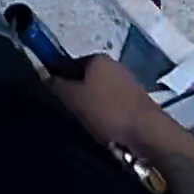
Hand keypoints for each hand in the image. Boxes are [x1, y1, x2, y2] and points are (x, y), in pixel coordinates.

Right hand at [47, 55, 188, 157]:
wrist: (150, 135)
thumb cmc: (108, 111)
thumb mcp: (73, 98)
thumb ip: (55, 85)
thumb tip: (43, 74)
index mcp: (96, 58)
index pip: (67, 64)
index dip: (56, 80)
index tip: (51, 99)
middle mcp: (112, 66)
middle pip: (83, 79)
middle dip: (74, 96)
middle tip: (68, 116)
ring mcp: (127, 84)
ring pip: (98, 95)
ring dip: (90, 109)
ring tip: (86, 128)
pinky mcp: (137, 103)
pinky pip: (112, 108)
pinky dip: (105, 118)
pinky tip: (103, 134)